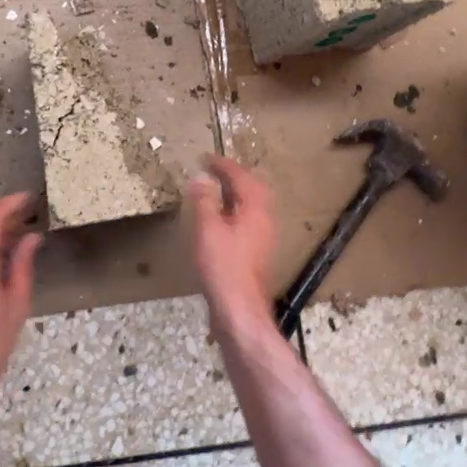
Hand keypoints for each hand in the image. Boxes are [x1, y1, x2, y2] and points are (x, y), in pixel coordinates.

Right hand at [188, 155, 276, 320]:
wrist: (240, 309)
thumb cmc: (223, 265)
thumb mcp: (208, 228)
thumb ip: (205, 200)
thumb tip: (201, 177)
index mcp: (255, 207)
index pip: (240, 176)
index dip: (222, 165)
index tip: (204, 158)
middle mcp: (265, 219)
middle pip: (253, 188)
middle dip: (234, 176)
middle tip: (214, 171)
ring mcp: (264, 237)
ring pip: (252, 205)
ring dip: (235, 194)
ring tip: (215, 191)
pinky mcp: (257, 253)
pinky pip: (248, 220)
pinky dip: (234, 211)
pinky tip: (220, 221)